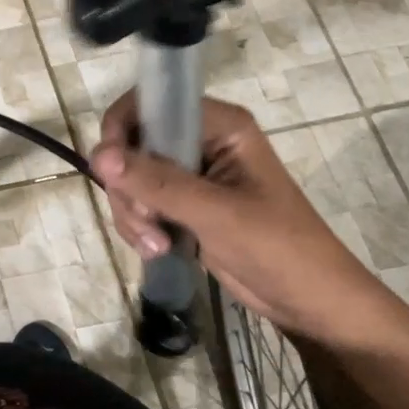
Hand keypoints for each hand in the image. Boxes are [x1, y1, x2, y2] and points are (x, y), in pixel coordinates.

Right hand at [92, 94, 406, 347]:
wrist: (311, 304)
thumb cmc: (278, 249)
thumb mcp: (215, 213)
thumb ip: (155, 182)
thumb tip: (97, 156)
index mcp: (220, 125)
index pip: (149, 104)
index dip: (120, 130)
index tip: (110, 170)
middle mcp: (200, 140)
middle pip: (131, 143)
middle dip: (127, 186)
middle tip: (145, 223)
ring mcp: (190, 173)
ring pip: (129, 176)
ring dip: (132, 212)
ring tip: (156, 245)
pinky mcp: (183, 202)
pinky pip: (139, 200)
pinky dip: (138, 225)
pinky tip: (157, 249)